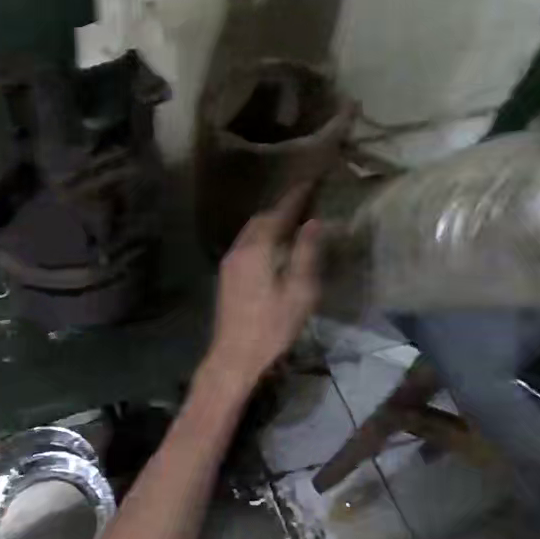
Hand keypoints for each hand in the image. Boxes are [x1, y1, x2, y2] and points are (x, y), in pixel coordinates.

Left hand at [205, 181, 323, 385]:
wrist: (235, 357)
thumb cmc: (271, 327)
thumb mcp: (299, 291)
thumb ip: (306, 254)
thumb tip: (313, 223)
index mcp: (257, 249)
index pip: (278, 213)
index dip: (296, 197)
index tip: (311, 181)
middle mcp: (238, 250)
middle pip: (261, 220)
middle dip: (282, 209)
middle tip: (305, 203)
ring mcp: (229, 265)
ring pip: (250, 233)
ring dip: (270, 224)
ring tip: (293, 224)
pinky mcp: (227, 279)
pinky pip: (245, 246)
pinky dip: (261, 239)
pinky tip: (274, 249)